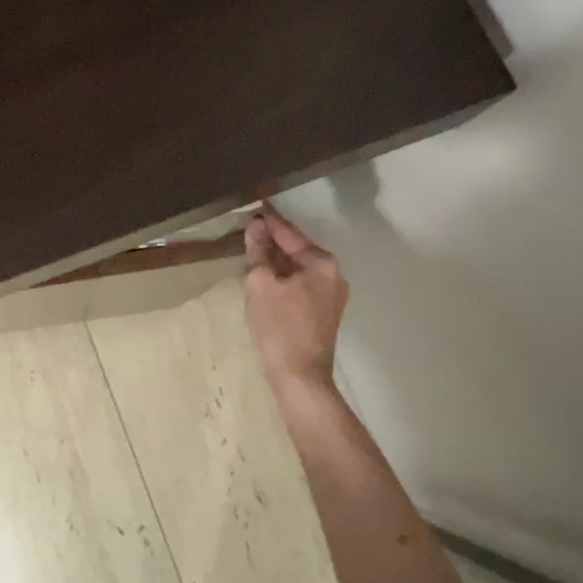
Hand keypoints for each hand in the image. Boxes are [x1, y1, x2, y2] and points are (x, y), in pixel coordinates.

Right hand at [243, 203, 347, 392]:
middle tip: (249, 228)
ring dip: (277, 261)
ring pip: (298, 269)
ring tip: (253, 250)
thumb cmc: (280, 326)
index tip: (254, 206)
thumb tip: (256, 226)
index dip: (269, 220)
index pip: (290, 233)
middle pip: (297, 250)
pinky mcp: (323, 315)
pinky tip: (265, 279)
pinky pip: (300, 286)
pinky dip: (283, 279)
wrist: (300, 377)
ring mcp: (331, 297)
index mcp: (322, 263)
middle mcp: (333, 276)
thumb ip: (259, 251)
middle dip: (273, 241)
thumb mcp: (261, 282)